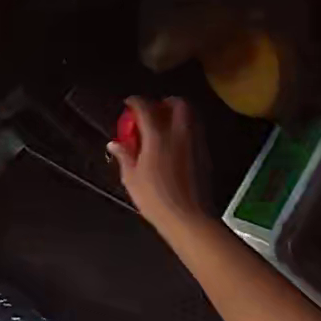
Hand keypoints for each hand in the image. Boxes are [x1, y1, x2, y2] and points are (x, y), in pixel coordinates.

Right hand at [107, 97, 205, 230]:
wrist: (188, 218)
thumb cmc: (155, 198)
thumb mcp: (131, 177)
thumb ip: (124, 155)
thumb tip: (115, 143)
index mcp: (158, 137)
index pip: (146, 108)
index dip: (135, 102)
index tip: (128, 104)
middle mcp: (180, 134)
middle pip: (178, 104)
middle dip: (164, 102)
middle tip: (151, 113)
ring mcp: (196, 143)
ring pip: (190, 115)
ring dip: (176, 114)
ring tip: (162, 128)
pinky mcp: (205, 154)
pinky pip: (195, 131)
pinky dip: (184, 129)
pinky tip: (174, 145)